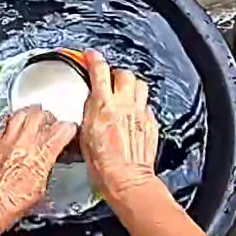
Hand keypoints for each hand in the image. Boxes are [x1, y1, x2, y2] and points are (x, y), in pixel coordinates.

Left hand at [0, 106, 77, 232]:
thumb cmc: (10, 203)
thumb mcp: (41, 188)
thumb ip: (47, 166)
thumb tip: (50, 159)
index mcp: (41, 155)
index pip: (62, 129)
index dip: (69, 129)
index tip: (69, 131)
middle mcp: (25, 142)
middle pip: (42, 115)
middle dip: (50, 118)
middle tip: (51, 124)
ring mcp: (8, 138)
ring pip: (22, 112)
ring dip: (31, 113)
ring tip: (34, 116)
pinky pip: (4, 120)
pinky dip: (12, 118)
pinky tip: (14, 121)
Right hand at [80, 50, 159, 206]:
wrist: (126, 179)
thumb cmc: (103, 164)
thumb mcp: (84, 133)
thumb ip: (90, 111)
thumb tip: (92, 101)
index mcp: (103, 105)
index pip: (99, 70)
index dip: (94, 59)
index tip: (91, 55)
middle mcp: (124, 105)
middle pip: (124, 73)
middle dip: (115, 73)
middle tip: (109, 79)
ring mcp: (139, 112)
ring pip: (139, 84)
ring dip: (131, 85)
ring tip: (124, 92)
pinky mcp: (150, 123)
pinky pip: (146, 104)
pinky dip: (139, 104)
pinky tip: (133, 113)